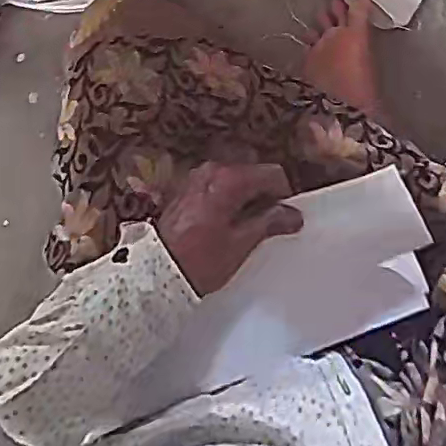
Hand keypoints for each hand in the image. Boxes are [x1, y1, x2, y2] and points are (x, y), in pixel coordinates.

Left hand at [157, 163, 303, 295]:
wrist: (152, 275)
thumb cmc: (198, 261)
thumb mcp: (241, 244)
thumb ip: (270, 222)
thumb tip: (293, 215)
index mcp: (229, 179)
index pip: (272, 173)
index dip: (284, 194)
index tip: (285, 215)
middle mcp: (212, 170)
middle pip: (253, 173)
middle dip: (265, 195)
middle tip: (268, 224)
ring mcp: (197, 178)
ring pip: (236, 180)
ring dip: (246, 198)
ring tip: (245, 227)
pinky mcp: (186, 189)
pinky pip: (218, 186)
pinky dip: (229, 199)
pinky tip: (226, 224)